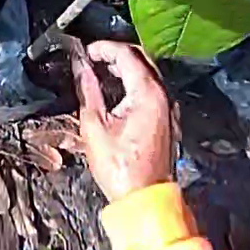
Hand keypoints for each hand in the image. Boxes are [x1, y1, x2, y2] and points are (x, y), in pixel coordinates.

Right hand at [73, 41, 176, 203]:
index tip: (85, 52)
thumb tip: (80, 65)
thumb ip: (88, 89)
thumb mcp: (94, 125)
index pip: (126, 54)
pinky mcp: (168, 120)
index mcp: (147, 92)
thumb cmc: (119, 167)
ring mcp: (169, 108)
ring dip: (127, 67)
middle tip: (94, 58)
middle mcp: (163, 95)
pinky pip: (153, 89)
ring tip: (102, 72)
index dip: (103, 48)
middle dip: (116, 53)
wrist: (144, 201)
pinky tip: (119, 92)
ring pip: (149, 73)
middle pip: (142, 58)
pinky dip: (136, 82)